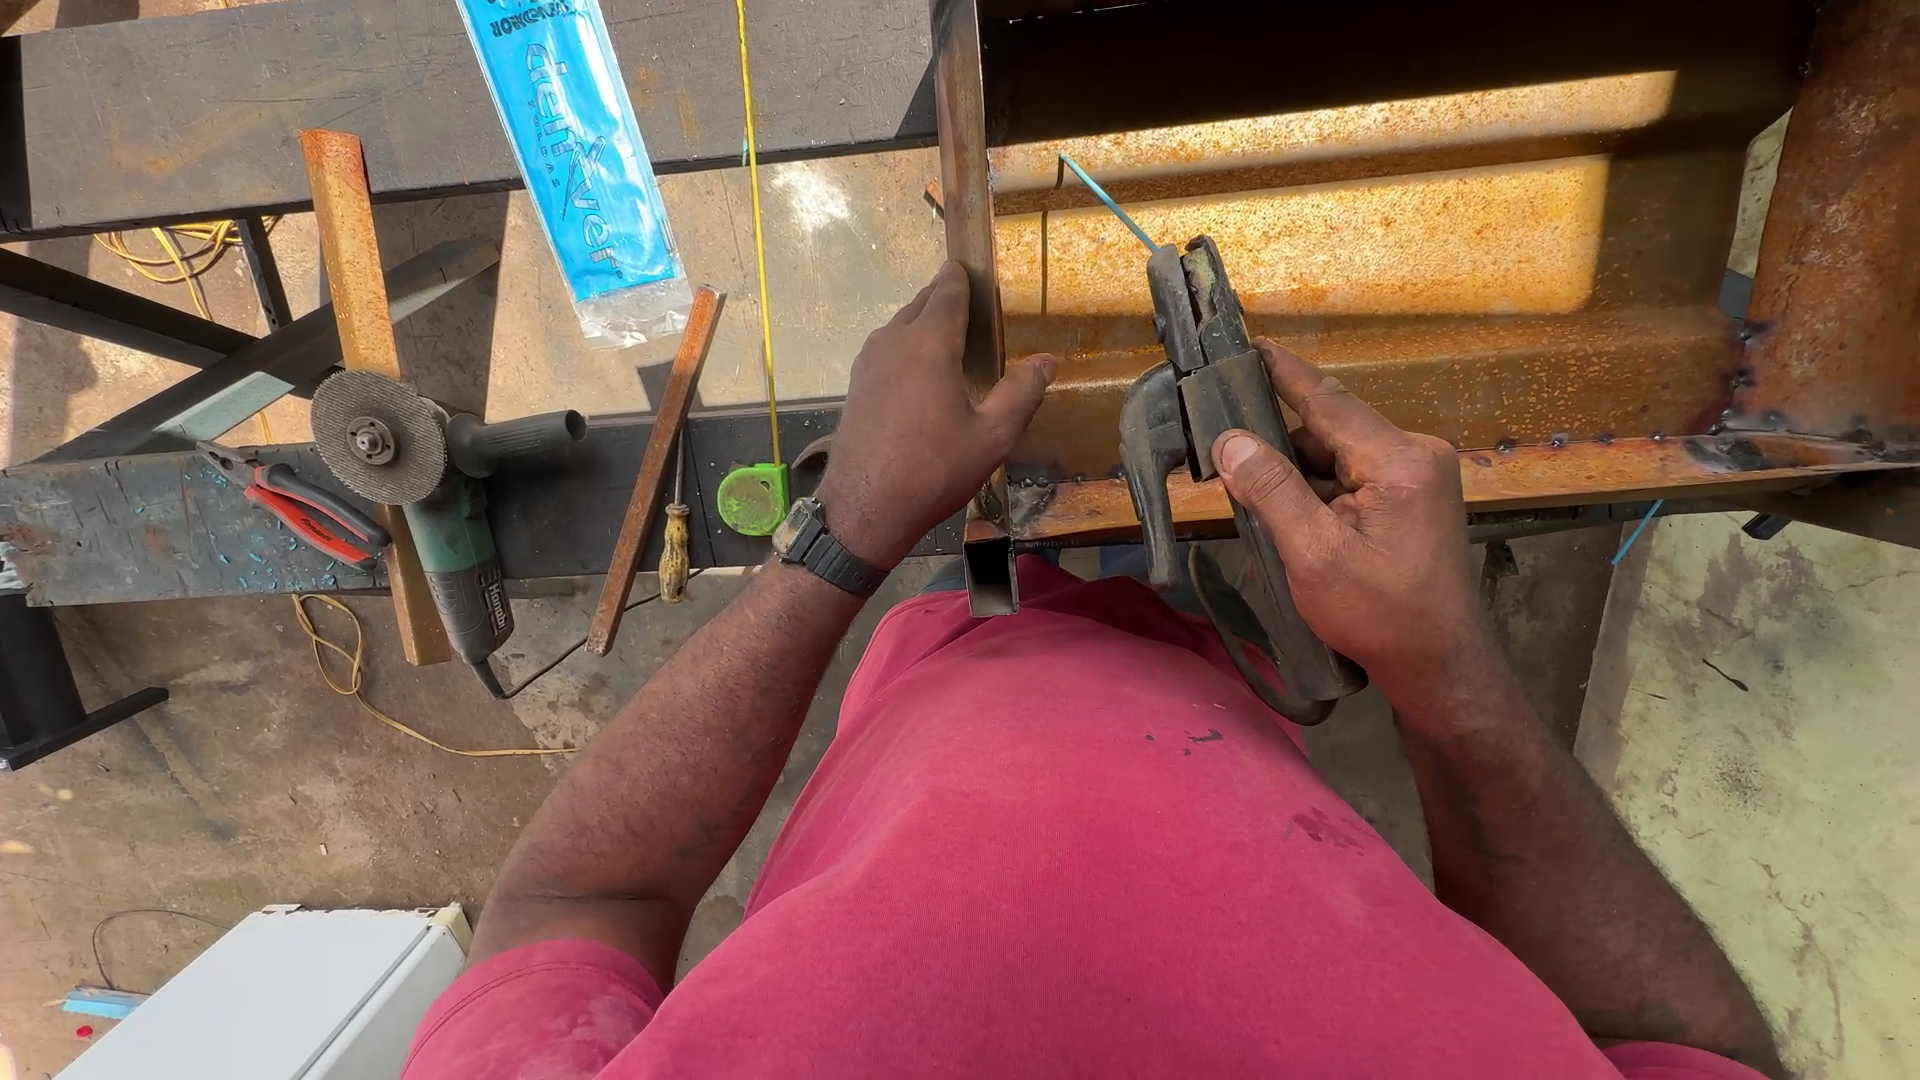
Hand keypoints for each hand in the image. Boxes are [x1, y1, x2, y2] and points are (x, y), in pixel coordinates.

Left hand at [814, 262, 1056, 568]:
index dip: (962, 277)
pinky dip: (905, 347)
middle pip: (920, 304)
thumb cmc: (933, 470)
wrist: (865, 508)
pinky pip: (886, 351)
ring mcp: (867, 364)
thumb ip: (1021, 393)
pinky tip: (919, 371)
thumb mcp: (991, 436)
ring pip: (899, 327)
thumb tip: (1047, 360)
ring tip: (948, 335)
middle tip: (969, 302)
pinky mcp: (856, 388)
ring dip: (922, 323)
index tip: (972, 267)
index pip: (947, 293)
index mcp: (929, 343)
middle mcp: (892, 341)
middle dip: (943, 297)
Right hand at [1211, 341, 1491, 707]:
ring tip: (1272, 527)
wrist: (1437, 663)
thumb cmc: (1377, 613)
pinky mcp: (1410, 498)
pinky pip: (1347, 479)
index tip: (1249, 344)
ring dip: (1295, 483)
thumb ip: (1271, 491)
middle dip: (1279, 456)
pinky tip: (1296, 530)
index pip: (1328, 401)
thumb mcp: (1313, 554)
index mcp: (1398, 461)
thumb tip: (1230, 440)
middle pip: (1324, 434)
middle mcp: (1413, 455)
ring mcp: (1415, 477)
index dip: (1284, 372)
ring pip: (1332, 459)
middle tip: (1232, 481)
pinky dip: (1315, 497)